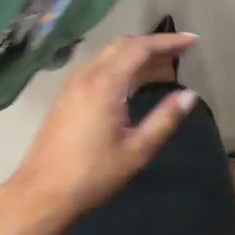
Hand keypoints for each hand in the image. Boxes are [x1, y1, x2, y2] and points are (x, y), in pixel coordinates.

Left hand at [7, 32, 199, 223]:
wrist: (42, 192)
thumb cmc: (93, 175)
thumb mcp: (136, 151)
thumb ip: (164, 120)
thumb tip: (189, 95)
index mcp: (105, 84)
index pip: (140, 48)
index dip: (168, 42)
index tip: (192, 41)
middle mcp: (86, 76)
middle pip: (122, 45)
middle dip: (153, 43)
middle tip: (181, 50)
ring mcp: (72, 85)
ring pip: (108, 54)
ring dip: (135, 53)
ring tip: (163, 63)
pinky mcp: (65, 96)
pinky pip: (97, 67)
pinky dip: (120, 64)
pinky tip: (132, 80)